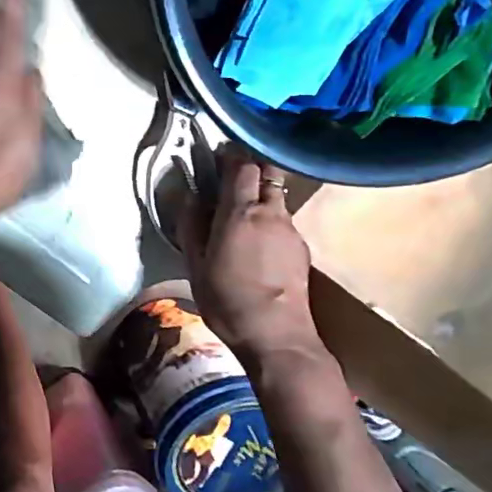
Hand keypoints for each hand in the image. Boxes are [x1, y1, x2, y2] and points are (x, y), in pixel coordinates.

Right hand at [180, 150, 318, 358]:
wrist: (277, 336)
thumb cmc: (227, 300)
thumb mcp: (196, 266)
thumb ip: (191, 226)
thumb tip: (189, 198)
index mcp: (240, 212)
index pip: (241, 165)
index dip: (231, 155)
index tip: (219, 155)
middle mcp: (270, 212)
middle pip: (267, 173)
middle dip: (252, 168)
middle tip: (234, 178)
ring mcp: (291, 229)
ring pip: (278, 197)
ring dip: (263, 195)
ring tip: (246, 214)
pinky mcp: (302, 248)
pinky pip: (285, 222)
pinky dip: (273, 221)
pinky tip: (262, 244)